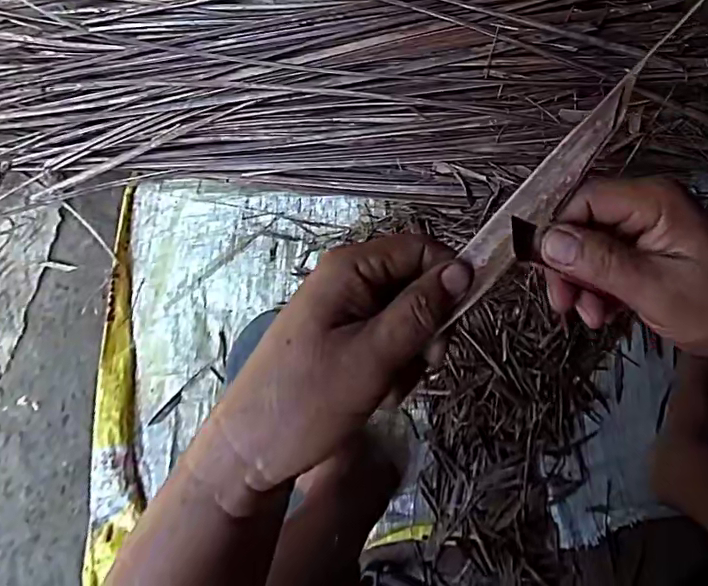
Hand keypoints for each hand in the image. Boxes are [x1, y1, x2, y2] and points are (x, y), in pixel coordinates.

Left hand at [192, 234, 471, 503]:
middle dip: (429, 322)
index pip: (420, 248)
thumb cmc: (304, 404)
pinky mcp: (343, 334)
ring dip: (414, 348)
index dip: (446, 276)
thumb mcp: (372, 357)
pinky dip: (397, 361)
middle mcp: (348, 278)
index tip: (458, 318)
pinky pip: (389, 334)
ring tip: (395, 385)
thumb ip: (420, 310)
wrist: (243, 460)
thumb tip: (464, 269)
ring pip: (407, 311)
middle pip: (415, 280)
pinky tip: (383, 390)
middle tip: (429, 363)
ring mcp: (344, 307)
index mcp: (350, 267)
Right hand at [539, 178, 707, 366]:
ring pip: (591, 243)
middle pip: (586, 221)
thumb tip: (549, 241)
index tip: (544, 267)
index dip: (560, 229)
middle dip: (569, 262)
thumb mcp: (654, 288)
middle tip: (563, 302)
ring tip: (590, 316)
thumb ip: (600, 262)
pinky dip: (598, 286)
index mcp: (655, 198)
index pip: (588, 197)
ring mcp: (647, 226)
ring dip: (582, 280)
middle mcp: (647, 204)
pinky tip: (603, 313)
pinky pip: (606, 259)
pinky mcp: (645, 249)